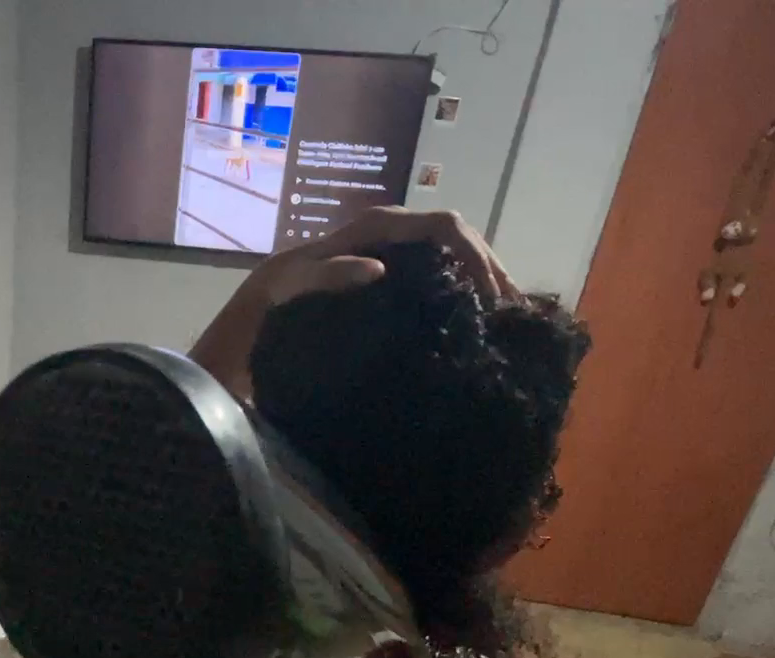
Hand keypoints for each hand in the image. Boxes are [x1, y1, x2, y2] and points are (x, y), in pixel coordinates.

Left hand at [254, 206, 518, 304]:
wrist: (260, 303)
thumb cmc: (276, 295)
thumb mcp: (294, 286)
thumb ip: (330, 274)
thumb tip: (379, 267)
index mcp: (375, 228)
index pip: (443, 226)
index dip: (475, 253)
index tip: (493, 294)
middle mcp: (390, 230)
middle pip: (459, 234)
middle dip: (490, 266)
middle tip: (513, 310)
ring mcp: (392, 249)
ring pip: (453, 250)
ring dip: (481, 276)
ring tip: (504, 314)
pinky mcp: (390, 271)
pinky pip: (436, 268)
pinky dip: (461, 286)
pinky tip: (472, 315)